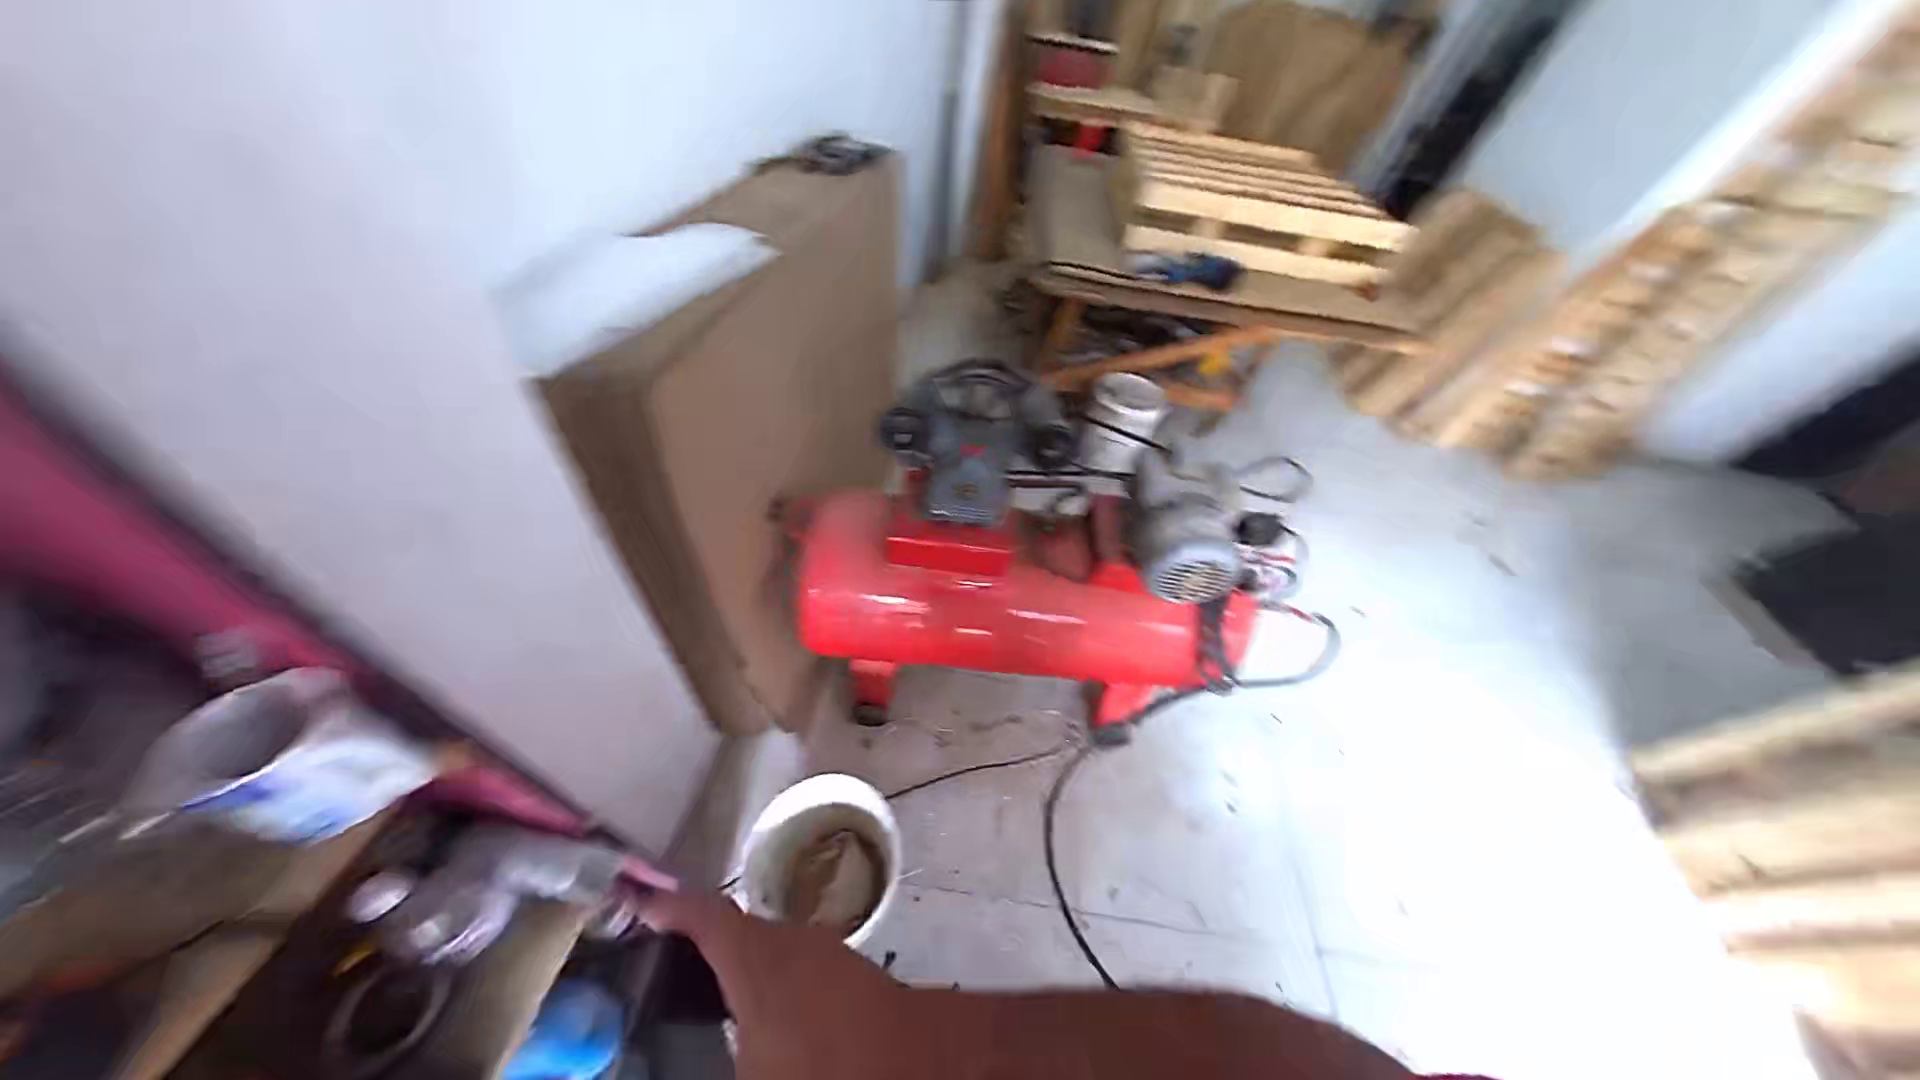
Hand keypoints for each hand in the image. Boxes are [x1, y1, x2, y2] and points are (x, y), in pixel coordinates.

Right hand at [638, 890, 933, 1079]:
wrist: (917, 1060)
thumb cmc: (826, 1070)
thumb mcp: (753, 1075)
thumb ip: (714, 1053)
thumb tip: (711, 1042)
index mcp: (757, 964)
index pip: (705, 916)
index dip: (668, 905)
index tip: (633, 899)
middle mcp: (788, 943)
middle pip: (732, 926)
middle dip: (693, 935)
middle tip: (654, 956)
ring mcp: (821, 952)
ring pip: (763, 942)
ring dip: (731, 956)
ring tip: (697, 985)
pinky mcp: (844, 968)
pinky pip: (789, 959)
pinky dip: (764, 972)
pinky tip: (755, 1008)